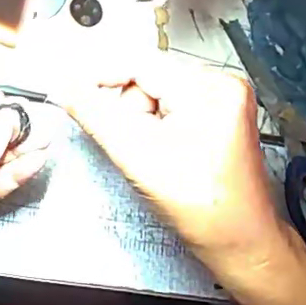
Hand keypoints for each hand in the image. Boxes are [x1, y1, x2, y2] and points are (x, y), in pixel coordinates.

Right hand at [62, 54, 305, 297]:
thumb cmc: (204, 207)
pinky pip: (168, 107)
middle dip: (125, 108)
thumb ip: (94, 115)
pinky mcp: (218, 116)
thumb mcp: (136, 154)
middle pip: (145, 78)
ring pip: (153, 94)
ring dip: (137, 119)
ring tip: (150, 153)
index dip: (99, 78)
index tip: (70, 91)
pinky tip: (160, 151)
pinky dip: (152, 125)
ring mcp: (222, 100)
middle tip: (128, 143)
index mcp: (210, 88)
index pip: (138, 64)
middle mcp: (222, 85)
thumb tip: (65, 88)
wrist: (240, 241)